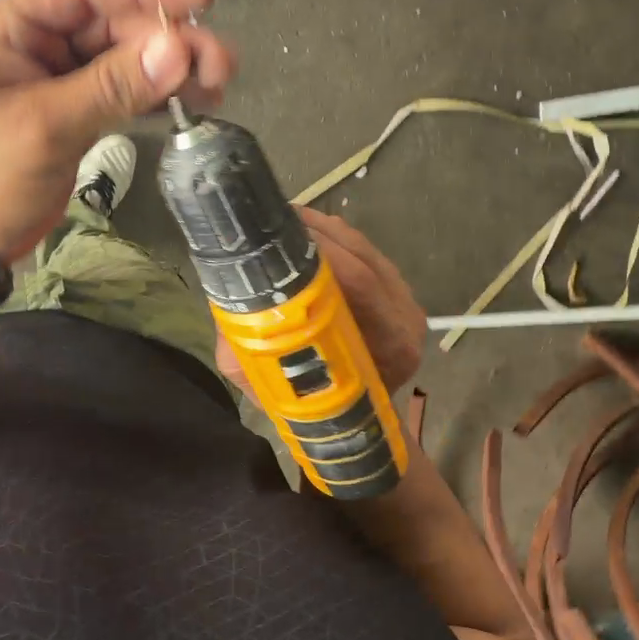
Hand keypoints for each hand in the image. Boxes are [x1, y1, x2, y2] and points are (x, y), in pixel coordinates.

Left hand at [0, 0, 235, 272]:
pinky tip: (190, 102)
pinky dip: (154, 95)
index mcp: (8, 27)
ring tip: (216, 85)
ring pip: (122, 57)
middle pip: (112, 21)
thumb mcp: (39, 130)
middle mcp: (33, 44)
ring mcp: (53, 82)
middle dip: (168, 36)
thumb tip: (178, 48)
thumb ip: (109, 87)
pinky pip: (119, 92)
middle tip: (220, 63)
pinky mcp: (69, 118)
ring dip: (169, 66)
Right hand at [216, 207, 425, 395]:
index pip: (358, 281)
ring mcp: (406, 303)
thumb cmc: (307, 406)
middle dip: (316, 232)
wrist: (348, 421)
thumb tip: (232, 307)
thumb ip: (247, 349)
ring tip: (283, 218)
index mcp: (387, 346)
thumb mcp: (266, 385)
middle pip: (362, 256)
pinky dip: (334, 237)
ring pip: (364, 249)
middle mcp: (405, 320)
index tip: (279, 238)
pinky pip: (365, 253)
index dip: (320, 252)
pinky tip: (303, 229)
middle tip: (273, 219)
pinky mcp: (398, 292)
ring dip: (323, 229)